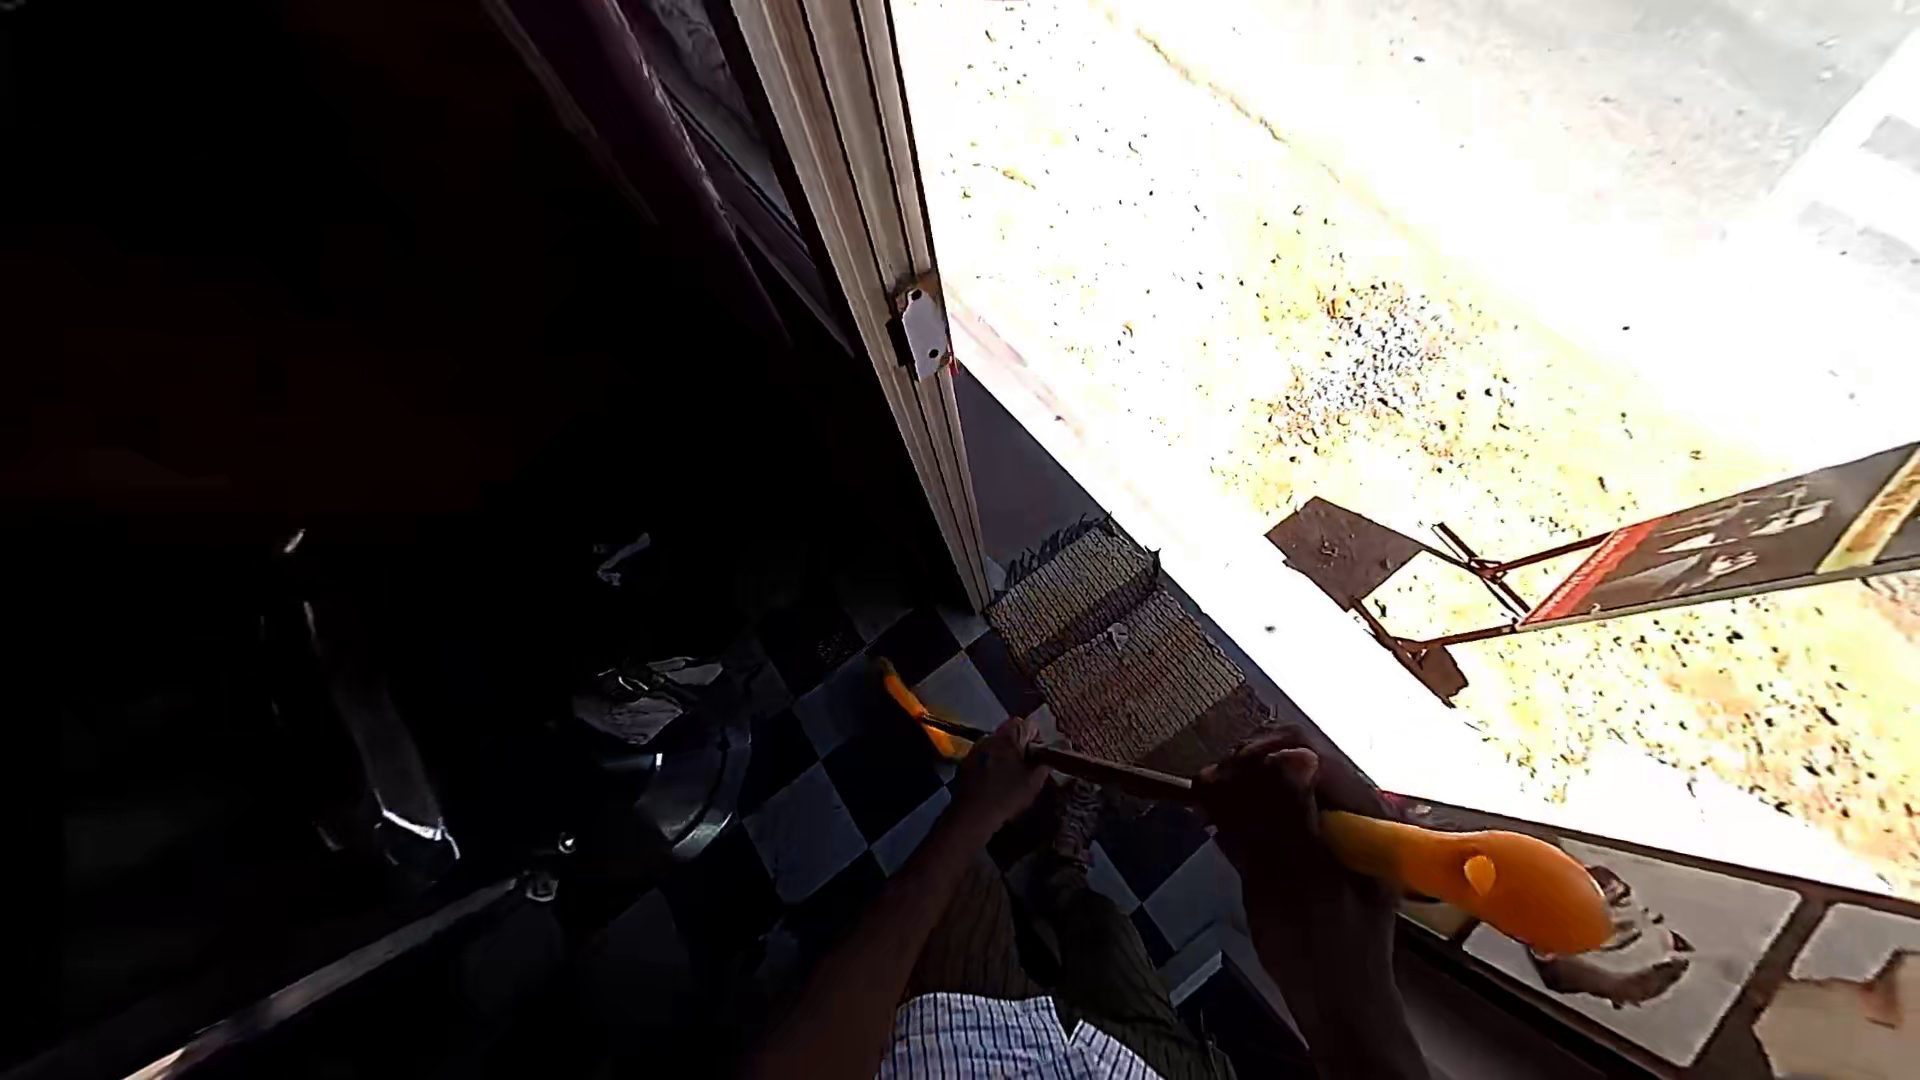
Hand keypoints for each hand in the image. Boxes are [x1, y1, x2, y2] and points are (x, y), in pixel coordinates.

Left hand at [947, 715, 1050, 840]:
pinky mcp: (964, 763)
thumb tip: (1050, 755)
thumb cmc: (1007, 796)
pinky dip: (990, 764)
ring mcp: (974, 750)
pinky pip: (983, 757)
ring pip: (994, 746)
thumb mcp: (1033, 783)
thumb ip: (1044, 764)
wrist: (972, 814)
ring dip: (1003, 755)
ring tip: (1011, 775)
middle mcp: (988, 738)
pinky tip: (994, 782)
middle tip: (1027, 764)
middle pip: (1008, 734)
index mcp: (1006, 737)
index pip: (1022, 723)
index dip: (1034, 735)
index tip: (1039, 751)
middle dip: (1018, 746)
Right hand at [1195, 728, 1409, 1046]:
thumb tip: (1296, 754)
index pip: (1304, 749)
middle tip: (1210, 798)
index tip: (1224, 778)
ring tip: (1210, 814)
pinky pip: (1262, 807)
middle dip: (1241, 774)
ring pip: (1266, 781)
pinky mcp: (1299, 838)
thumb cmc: (1321, 944)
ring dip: (1234, 794)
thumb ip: (1292, 812)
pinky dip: (1237, 814)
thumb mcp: (1301, 876)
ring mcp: (1320, 821)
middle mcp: (1342, 805)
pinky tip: (1219, 828)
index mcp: (1359, 808)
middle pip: (1281, 760)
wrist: (1329, 1001)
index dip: (1259, 755)